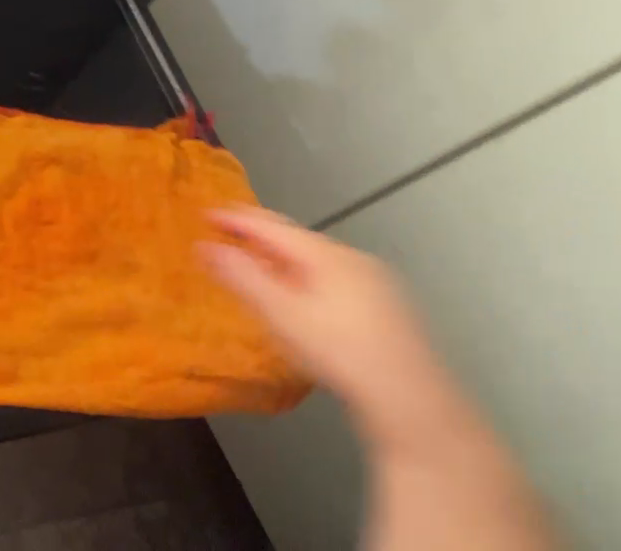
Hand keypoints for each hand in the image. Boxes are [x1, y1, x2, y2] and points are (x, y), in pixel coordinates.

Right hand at [200, 207, 452, 439]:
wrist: (416, 406)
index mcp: (328, 255)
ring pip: (315, 259)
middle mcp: (354, 260)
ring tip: (255, 267)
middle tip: (226, 237)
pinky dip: (304, 276)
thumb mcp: (282, 315)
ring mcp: (376, 283)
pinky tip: (298, 298)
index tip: (206, 214)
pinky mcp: (386, 308)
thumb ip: (242, 277)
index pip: (271, 226)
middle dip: (258, 237)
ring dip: (281, 258)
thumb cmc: (342, 355)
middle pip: (295, 239)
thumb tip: (204, 246)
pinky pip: (332, 277)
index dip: (236, 219)